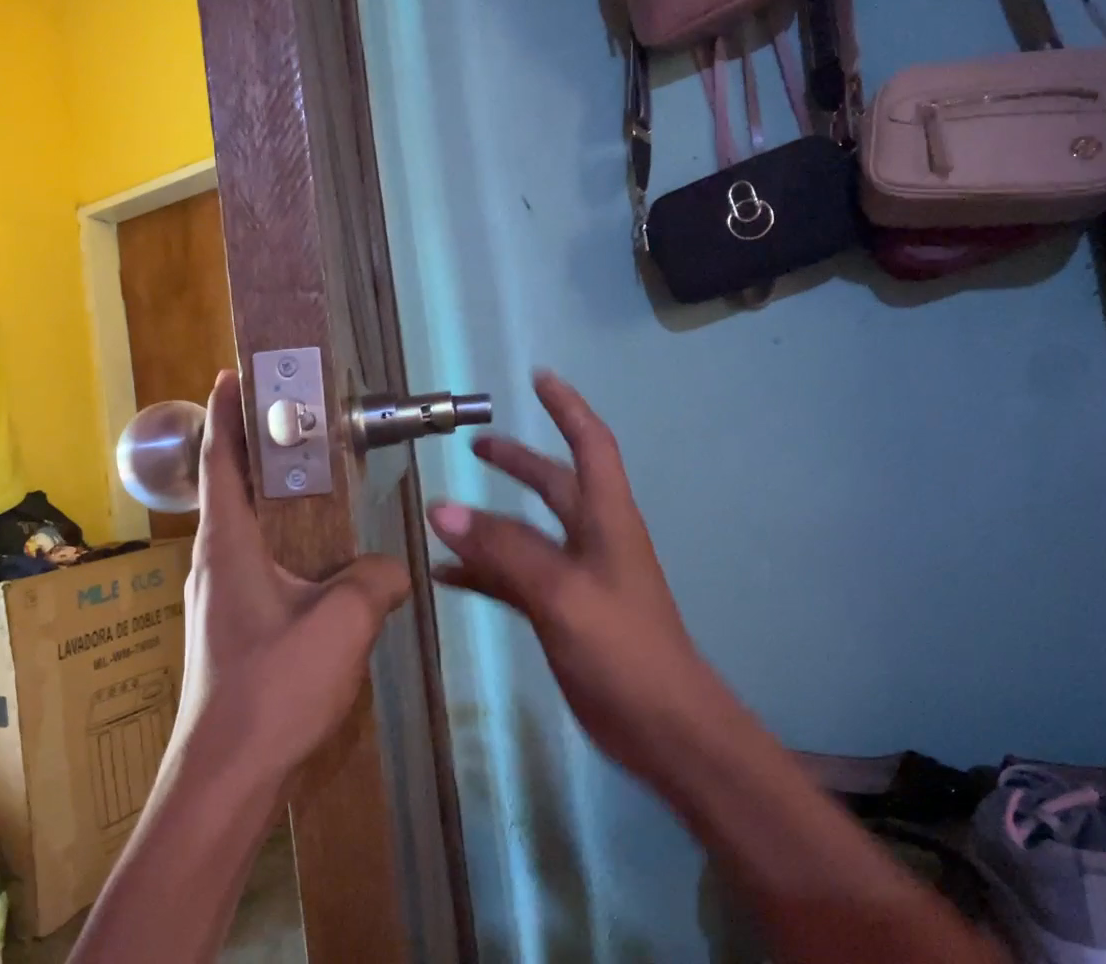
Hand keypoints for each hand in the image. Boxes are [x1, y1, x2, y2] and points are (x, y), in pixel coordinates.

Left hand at [174, 372, 411, 779]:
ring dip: (276, 504)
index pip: (220, 460)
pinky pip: (263, 569)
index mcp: (228, 545)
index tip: (231, 373)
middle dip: (259, 452)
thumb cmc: (274, 685)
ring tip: (322, 486)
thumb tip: (394, 568)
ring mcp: (220, 599)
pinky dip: (288, 548)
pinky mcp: (233, 630)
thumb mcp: (342, 622)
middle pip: (233, 490)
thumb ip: (376, 580)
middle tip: (300, 423)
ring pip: (249, 533)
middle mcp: (215, 563)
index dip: (224, 412)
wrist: (228, 772)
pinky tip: (325, 563)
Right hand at [426, 372, 731, 790]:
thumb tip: (440, 509)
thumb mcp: (561, 592)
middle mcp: (593, 540)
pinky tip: (447, 576)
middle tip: (476, 447)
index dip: (568, 409)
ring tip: (445, 511)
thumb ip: (502, 550)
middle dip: (517, 462)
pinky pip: (514, 580)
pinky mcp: (563, 614)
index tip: (539, 378)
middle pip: (553, 485)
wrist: (664, 728)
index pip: (590, 446)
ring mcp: (577, 578)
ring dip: (490, 521)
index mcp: (607, 520)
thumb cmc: (624, 649)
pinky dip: (483, 573)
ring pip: (526, 535)